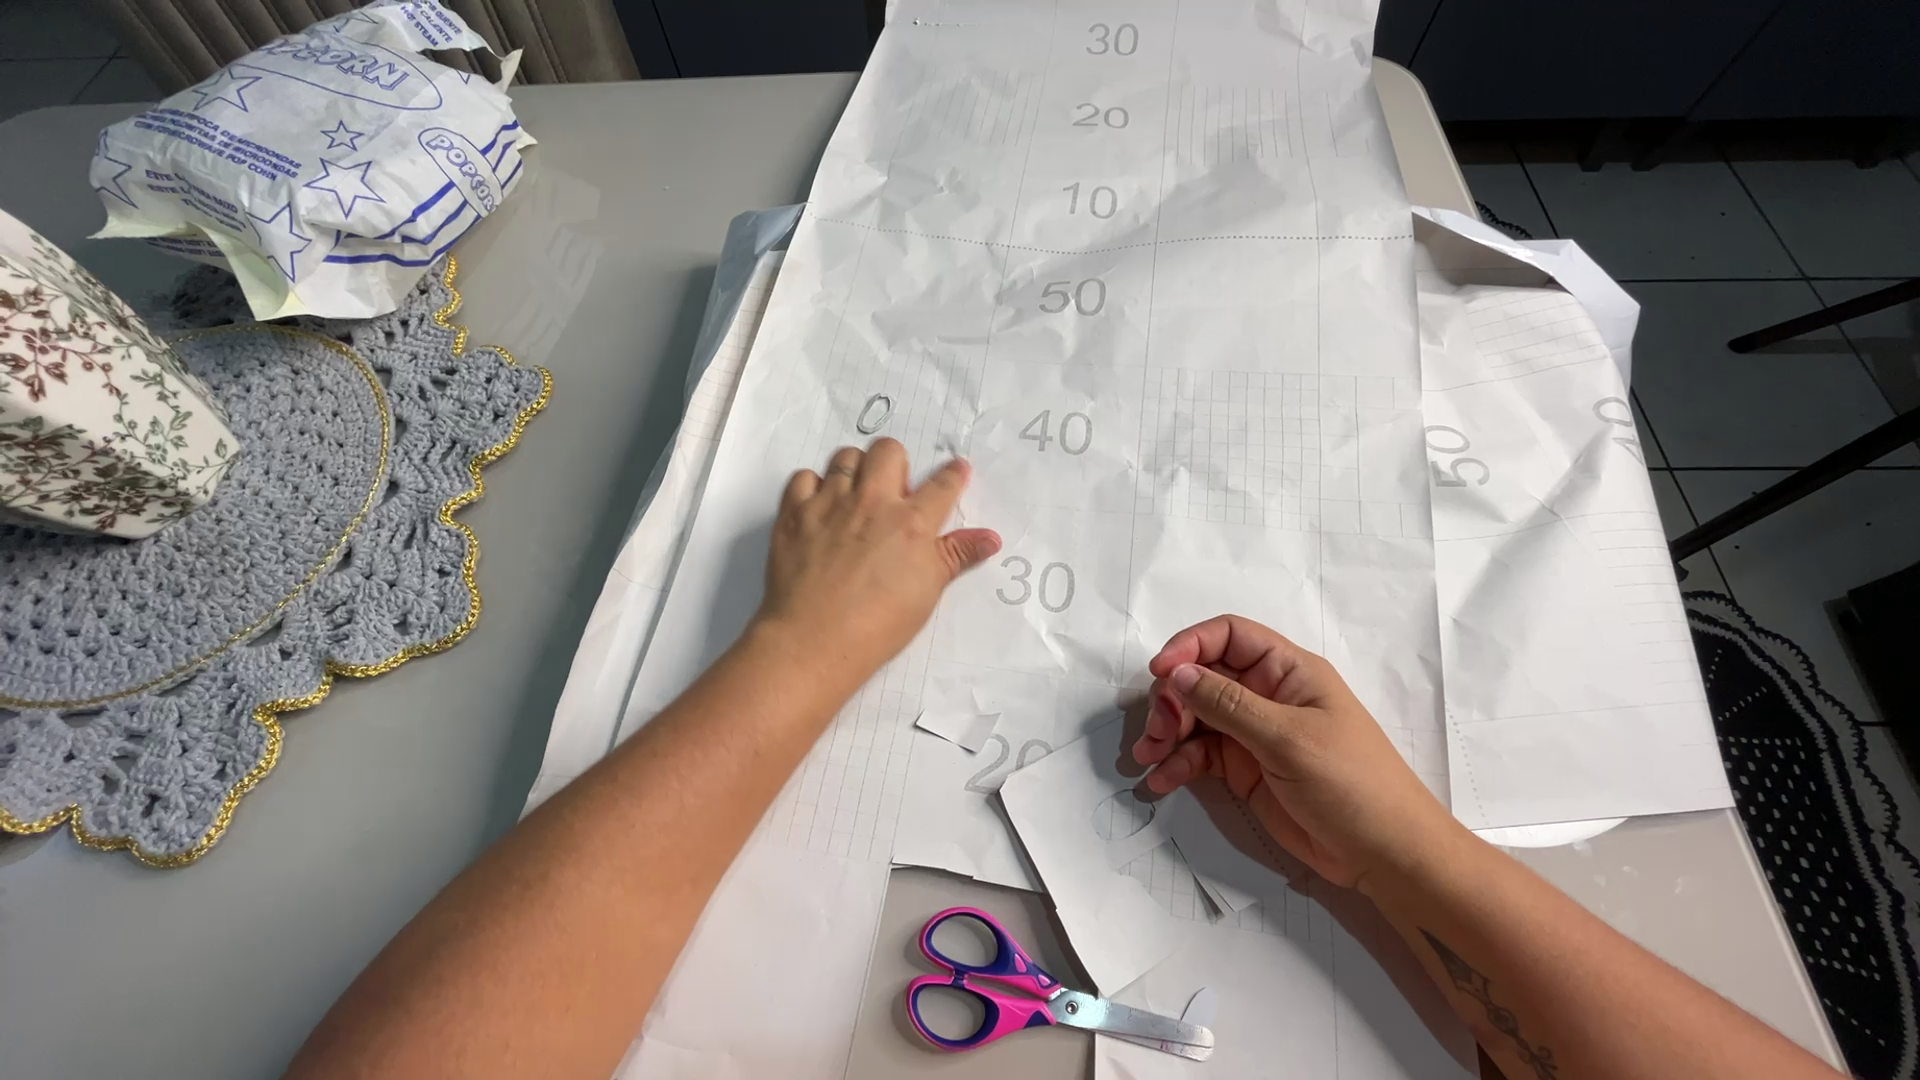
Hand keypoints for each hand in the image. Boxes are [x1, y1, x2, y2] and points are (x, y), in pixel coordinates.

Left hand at [754, 438, 1000, 687]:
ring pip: (845, 457)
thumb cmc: (878, 623)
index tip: (957, 471)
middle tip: (893, 493)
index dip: (954, 474)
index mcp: (911, 522)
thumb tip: (990, 538)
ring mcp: (830, 504)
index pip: (942, 485)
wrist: (814, 639)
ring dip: (855, 471)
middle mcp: (872, 502)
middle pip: (888, 451)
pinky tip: (820, 509)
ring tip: (855, 498)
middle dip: (896, 464)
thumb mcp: (928, 591)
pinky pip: (803, 477)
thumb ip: (957, 556)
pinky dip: (812, 487)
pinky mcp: (795, 514)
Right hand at [1131, 615, 1463, 891]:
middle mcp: (1264, 694)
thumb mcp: (1287, 738)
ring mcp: (1251, 732)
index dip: (1189, 645)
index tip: (1160, 672)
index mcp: (1286, 671)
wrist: (1386, 857)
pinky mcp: (1242, 768)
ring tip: (1149, 757)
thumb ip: (1227, 703)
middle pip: (1201, 676)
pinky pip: (1198, 754)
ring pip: (1193, 715)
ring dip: (1166, 731)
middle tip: (1158, 731)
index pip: (1228, 636)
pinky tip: (1161, 780)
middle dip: (1172, 699)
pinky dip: (1176, 763)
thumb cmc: (1351, 784)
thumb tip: (1175, 673)